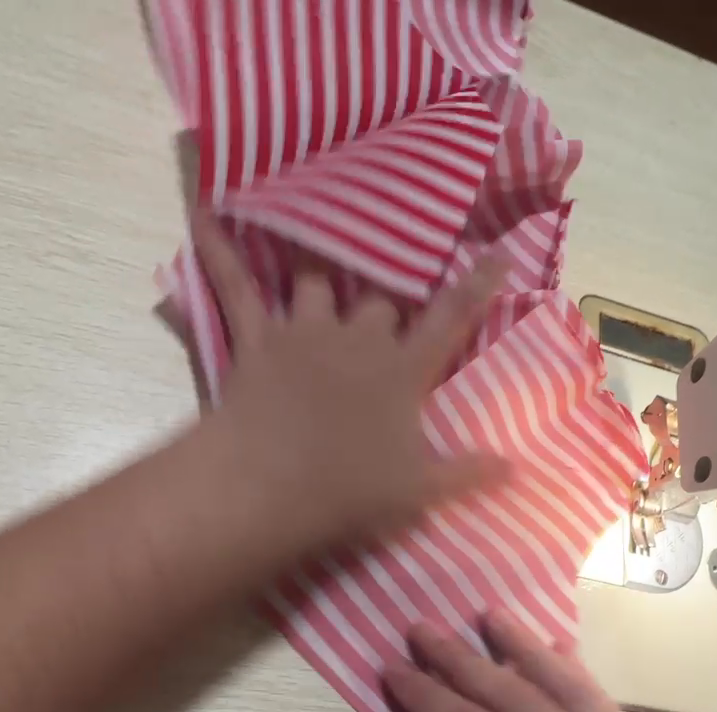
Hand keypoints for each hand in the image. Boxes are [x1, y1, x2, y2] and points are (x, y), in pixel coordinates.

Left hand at [190, 210, 508, 546]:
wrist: (271, 486)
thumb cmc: (349, 489)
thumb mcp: (418, 489)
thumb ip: (467, 472)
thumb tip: (516, 467)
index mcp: (402, 370)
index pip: (451, 318)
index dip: (476, 286)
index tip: (497, 253)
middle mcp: (358, 339)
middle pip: (380, 300)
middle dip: (386, 302)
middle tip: (384, 310)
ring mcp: (305, 332)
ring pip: (318, 282)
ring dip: (322, 271)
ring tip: (321, 257)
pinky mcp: (257, 339)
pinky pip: (236, 287)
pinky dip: (217, 252)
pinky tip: (200, 215)